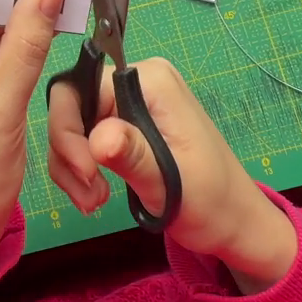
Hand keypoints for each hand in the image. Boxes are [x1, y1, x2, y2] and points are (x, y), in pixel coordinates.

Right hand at [47, 57, 295, 289]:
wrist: (233, 221)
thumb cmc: (210, 202)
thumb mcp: (169, 183)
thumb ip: (133, 155)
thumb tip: (98, 138)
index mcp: (150, 81)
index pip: (79, 88)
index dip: (68, 131)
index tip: (85, 174)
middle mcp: (135, 80)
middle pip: (71, 105)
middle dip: (69, 153)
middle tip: (88, 196)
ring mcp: (129, 99)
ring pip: (71, 124)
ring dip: (72, 166)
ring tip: (93, 202)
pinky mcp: (124, 120)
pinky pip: (84, 135)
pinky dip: (80, 166)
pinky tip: (94, 193)